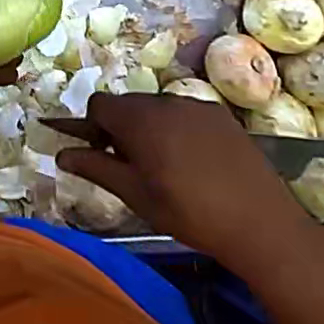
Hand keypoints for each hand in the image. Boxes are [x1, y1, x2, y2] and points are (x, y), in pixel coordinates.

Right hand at [47, 93, 302, 255]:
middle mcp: (163, 101)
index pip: (98, 104)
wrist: (261, 222)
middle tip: (130, 165)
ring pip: (156, 108)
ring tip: (164, 166)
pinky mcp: (220, 114)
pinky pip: (184, 112)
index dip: (91, 127)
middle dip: (120, 128)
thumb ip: (96, 167)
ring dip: (149, 127)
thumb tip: (61, 154)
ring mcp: (195, 104)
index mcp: (138, 119)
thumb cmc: (189, 212)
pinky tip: (193, 161)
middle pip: (127, 104)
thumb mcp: (135, 195)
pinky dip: (177, 128)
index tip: (100, 154)